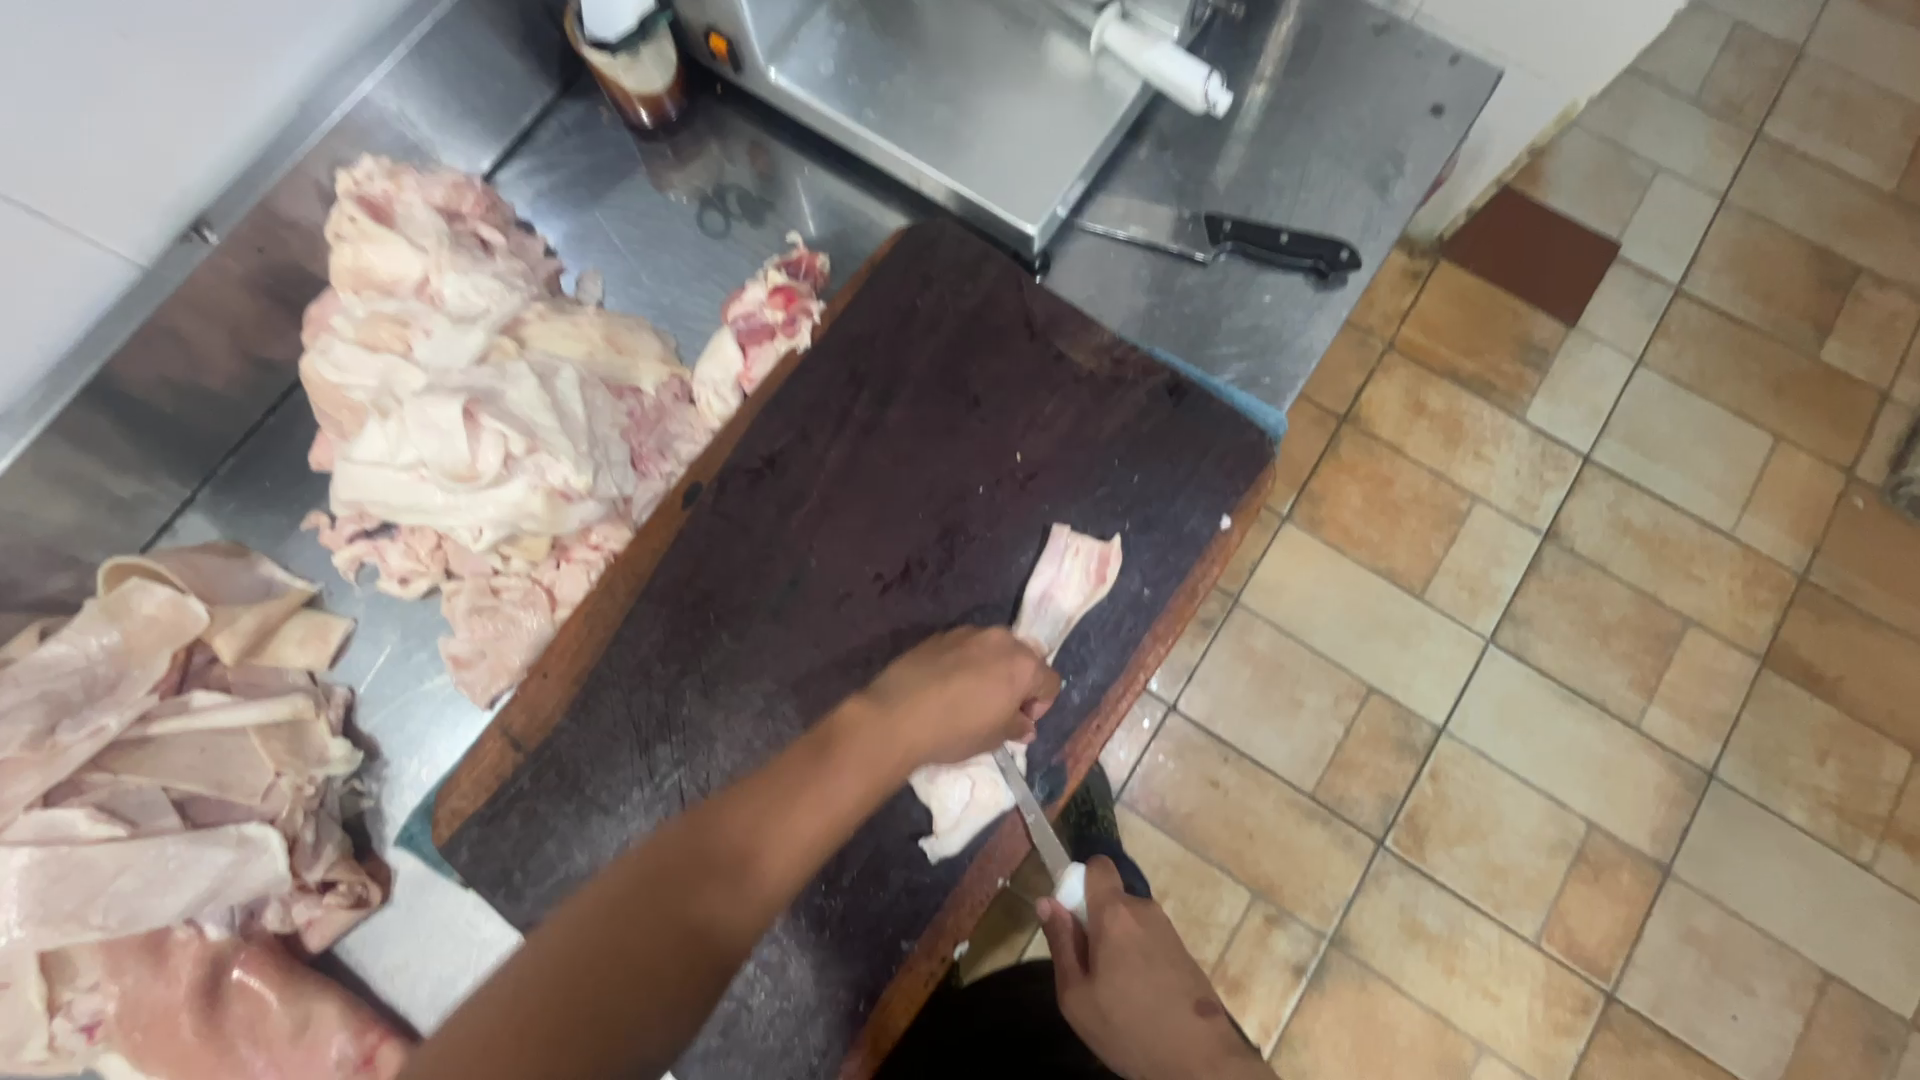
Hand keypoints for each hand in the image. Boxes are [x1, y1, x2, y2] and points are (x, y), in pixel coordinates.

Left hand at [847, 626, 1060, 769]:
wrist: (897, 714)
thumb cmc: (956, 730)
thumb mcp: (994, 738)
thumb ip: (1016, 726)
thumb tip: (1025, 725)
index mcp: (1023, 664)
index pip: (1050, 682)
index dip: (1041, 706)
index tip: (1020, 722)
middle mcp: (1001, 640)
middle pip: (1025, 659)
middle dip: (1019, 682)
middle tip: (1000, 708)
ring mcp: (969, 633)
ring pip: (994, 649)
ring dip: (992, 670)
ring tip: (971, 696)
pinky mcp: (940, 635)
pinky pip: (966, 648)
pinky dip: (966, 663)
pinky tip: (947, 686)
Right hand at [1037, 858, 1267, 1079]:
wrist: (1203, 1062)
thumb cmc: (1130, 1028)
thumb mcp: (1077, 995)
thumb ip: (1060, 943)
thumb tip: (1046, 902)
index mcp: (1115, 913)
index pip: (1098, 865)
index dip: (1081, 881)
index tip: (1072, 917)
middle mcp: (1144, 911)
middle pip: (1111, 900)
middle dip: (1096, 924)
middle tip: (1090, 970)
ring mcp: (1168, 931)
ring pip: (1130, 924)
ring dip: (1118, 945)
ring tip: (1116, 992)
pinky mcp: (1184, 953)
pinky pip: (1149, 941)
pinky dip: (1139, 960)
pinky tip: (1141, 1000)